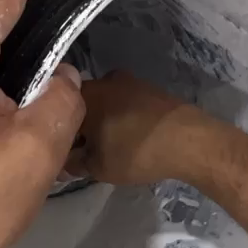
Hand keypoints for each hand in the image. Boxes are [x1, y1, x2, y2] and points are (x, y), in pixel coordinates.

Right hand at [67, 70, 211, 185]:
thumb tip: (62, 162)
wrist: (189, 141)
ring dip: (103, 123)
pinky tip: (130, 139)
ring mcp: (131, 82)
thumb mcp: (97, 167)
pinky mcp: (151, 90)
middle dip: (81, 127)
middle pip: (83, 105)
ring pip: (106, 104)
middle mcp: (105, 79)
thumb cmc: (134, 152)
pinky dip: (123, 119)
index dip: (59, 134)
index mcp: (85, 93)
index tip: (64, 153)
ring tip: (110, 148)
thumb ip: (73, 164)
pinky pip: (126, 105)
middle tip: (86, 153)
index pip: (58, 110)